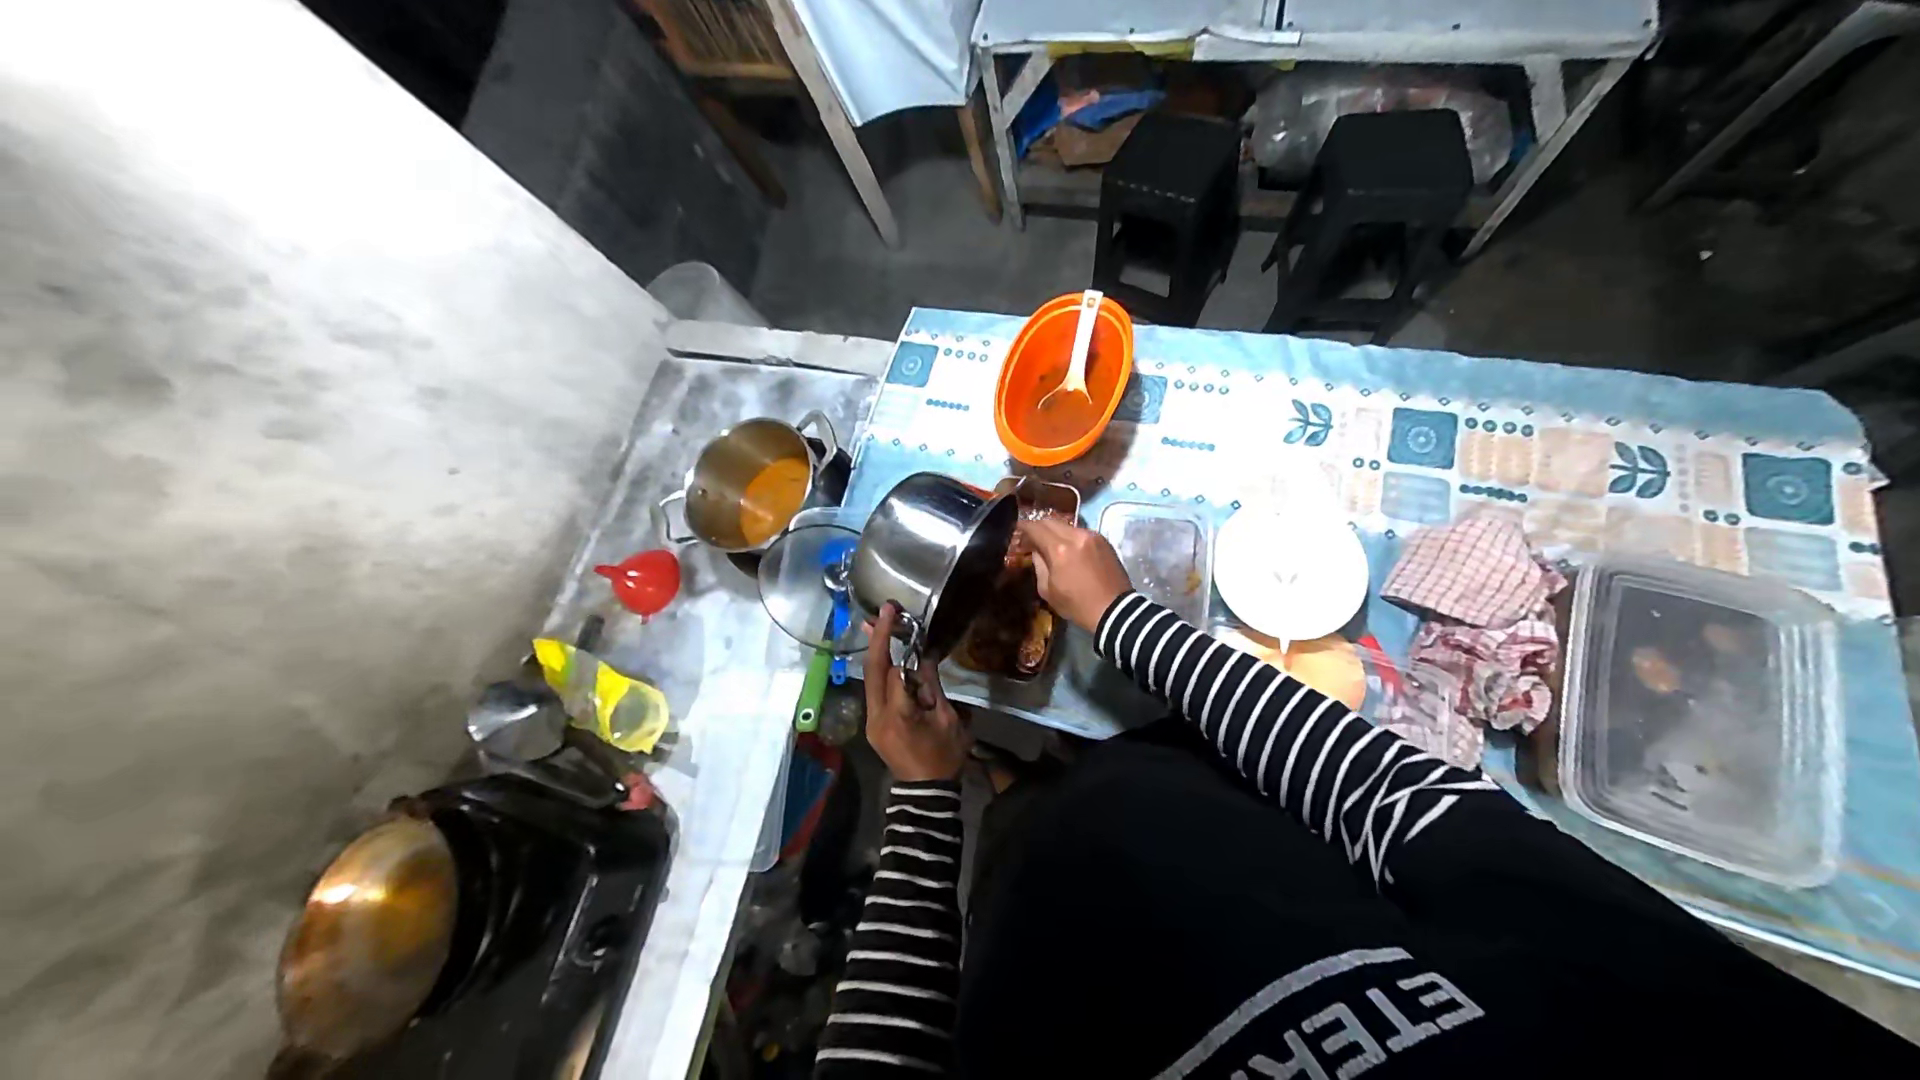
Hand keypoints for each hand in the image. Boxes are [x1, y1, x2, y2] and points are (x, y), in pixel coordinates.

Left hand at [863, 602, 970, 781]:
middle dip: (878, 638)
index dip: (902, 649)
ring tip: (880, 623)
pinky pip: (876, 691)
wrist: (926, 794)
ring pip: (870, 679)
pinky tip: (887, 654)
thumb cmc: (943, 758)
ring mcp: (871, 721)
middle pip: (872, 670)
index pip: (896, 674)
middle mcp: (876, 716)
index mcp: (897, 716)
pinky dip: (882, 671)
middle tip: (884, 611)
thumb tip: (925, 658)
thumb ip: (934, 687)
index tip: (904, 623)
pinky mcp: (873, 724)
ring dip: (878, 652)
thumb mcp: (948, 721)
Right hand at [1016, 517, 1132, 633]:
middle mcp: (1076, 536)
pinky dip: (1071, 537)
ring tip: (1050, 544)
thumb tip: (1037, 551)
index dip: (1023, 527)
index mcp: (1059, 549)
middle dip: (1038, 527)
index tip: (1017, 530)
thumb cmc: (1078, 605)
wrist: (1115, 610)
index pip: (1036, 528)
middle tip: (1031, 537)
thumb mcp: (1048, 591)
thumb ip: (1039, 566)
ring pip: (1067, 526)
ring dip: (1055, 532)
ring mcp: (1092, 536)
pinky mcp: (1104, 541)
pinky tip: (1069, 549)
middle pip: (1051, 521)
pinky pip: (1081, 532)